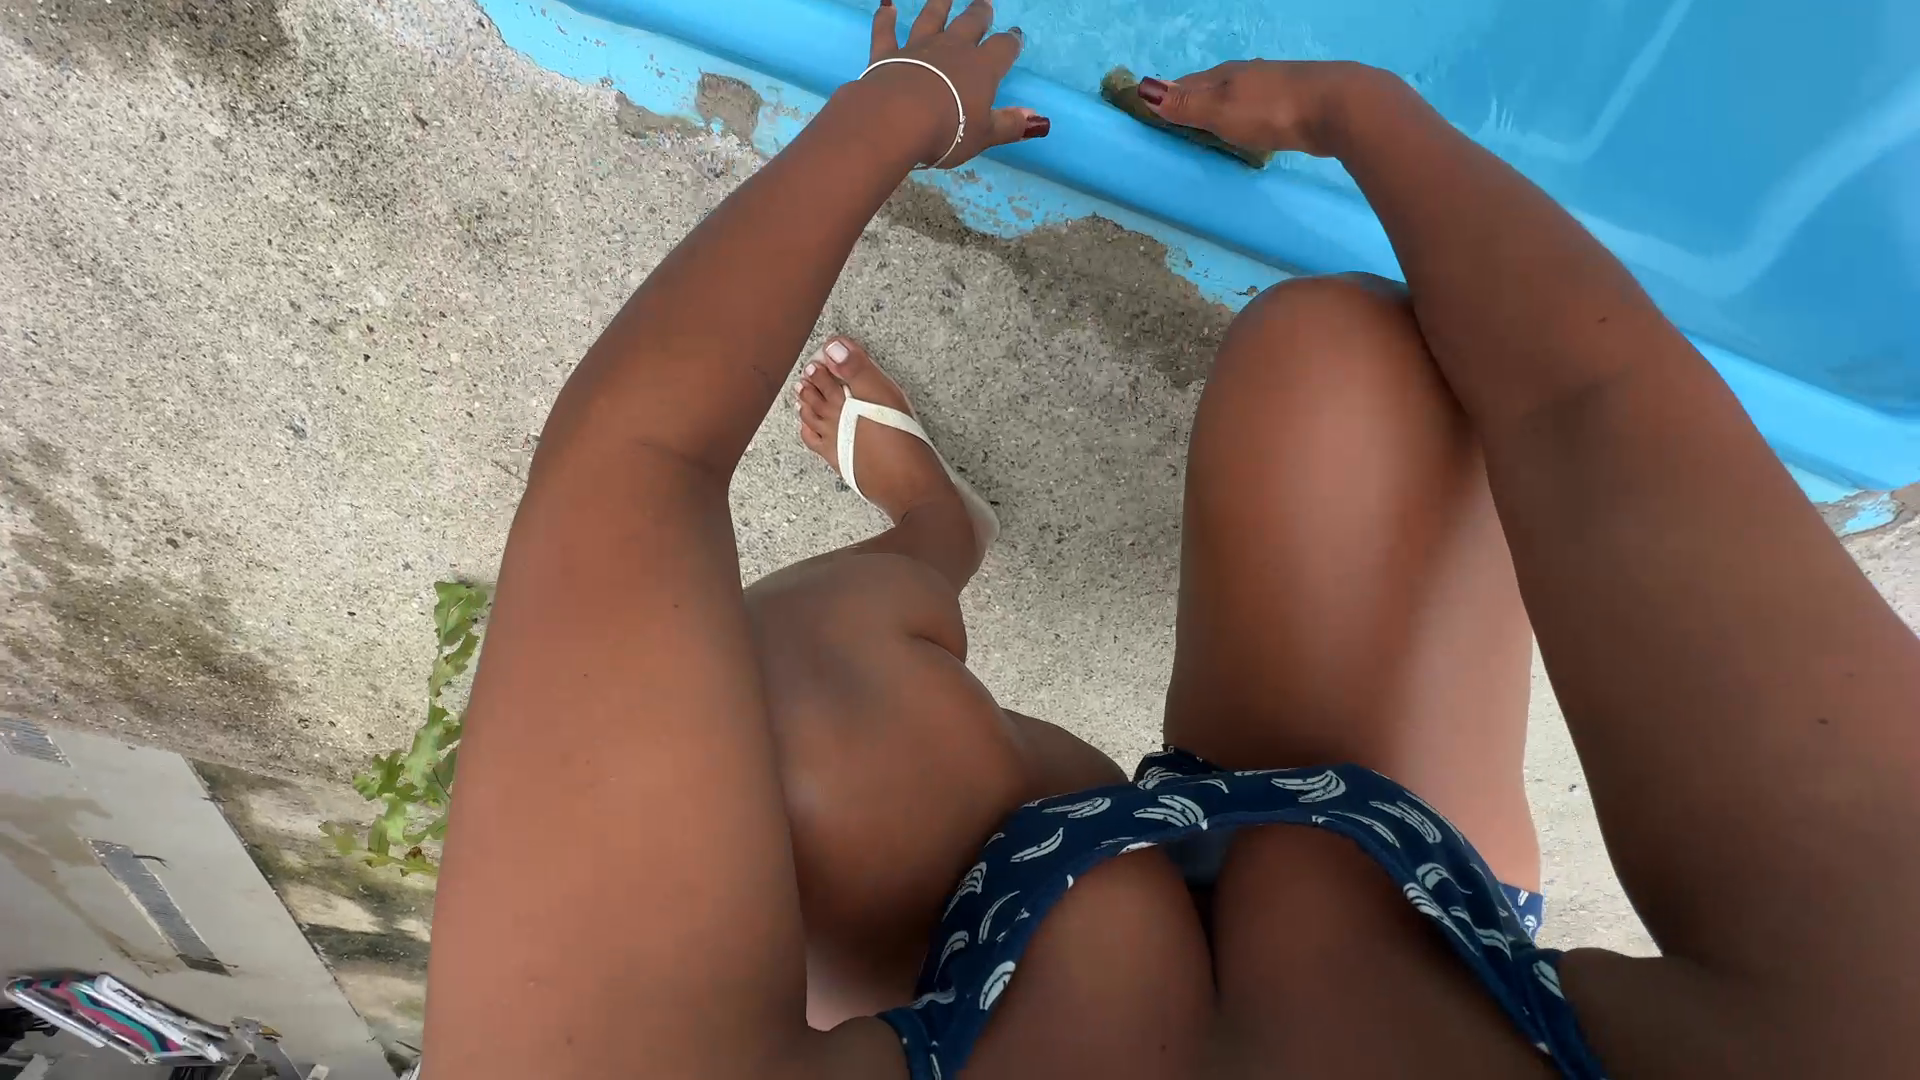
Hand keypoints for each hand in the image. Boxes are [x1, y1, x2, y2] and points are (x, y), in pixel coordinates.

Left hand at [863, 0, 1048, 168]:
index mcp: (981, 69)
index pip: (1002, 49)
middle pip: (970, 24)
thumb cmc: (949, 131)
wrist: (898, 119)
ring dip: (939, 4)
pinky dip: (885, 18)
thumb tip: (1037, 120)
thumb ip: (1009, 125)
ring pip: (931, 17)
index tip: (1015, 38)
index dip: (1010, 43)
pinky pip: (886, 31)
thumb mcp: (984, 135)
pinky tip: (886, 6)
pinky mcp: (887, 54)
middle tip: (985, 4)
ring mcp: (918, 48)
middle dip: (979, 14)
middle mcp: (952, 49)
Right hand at [1135, 60, 1377, 158]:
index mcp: (1224, 75)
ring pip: (1231, 96)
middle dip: (1188, 99)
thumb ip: (1186, 104)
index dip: (1165, 95)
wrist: (1334, 108)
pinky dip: (1238, 116)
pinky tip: (1241, 126)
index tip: (1148, 107)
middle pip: (1208, 87)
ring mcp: (1268, 88)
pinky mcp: (1288, 104)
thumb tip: (1147, 91)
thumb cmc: (1270, 110)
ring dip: (1214, 108)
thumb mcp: (1219, 109)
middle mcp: (1244, 75)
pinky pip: (1251, 108)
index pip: (1185, 84)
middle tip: (1172, 118)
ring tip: (1203, 125)